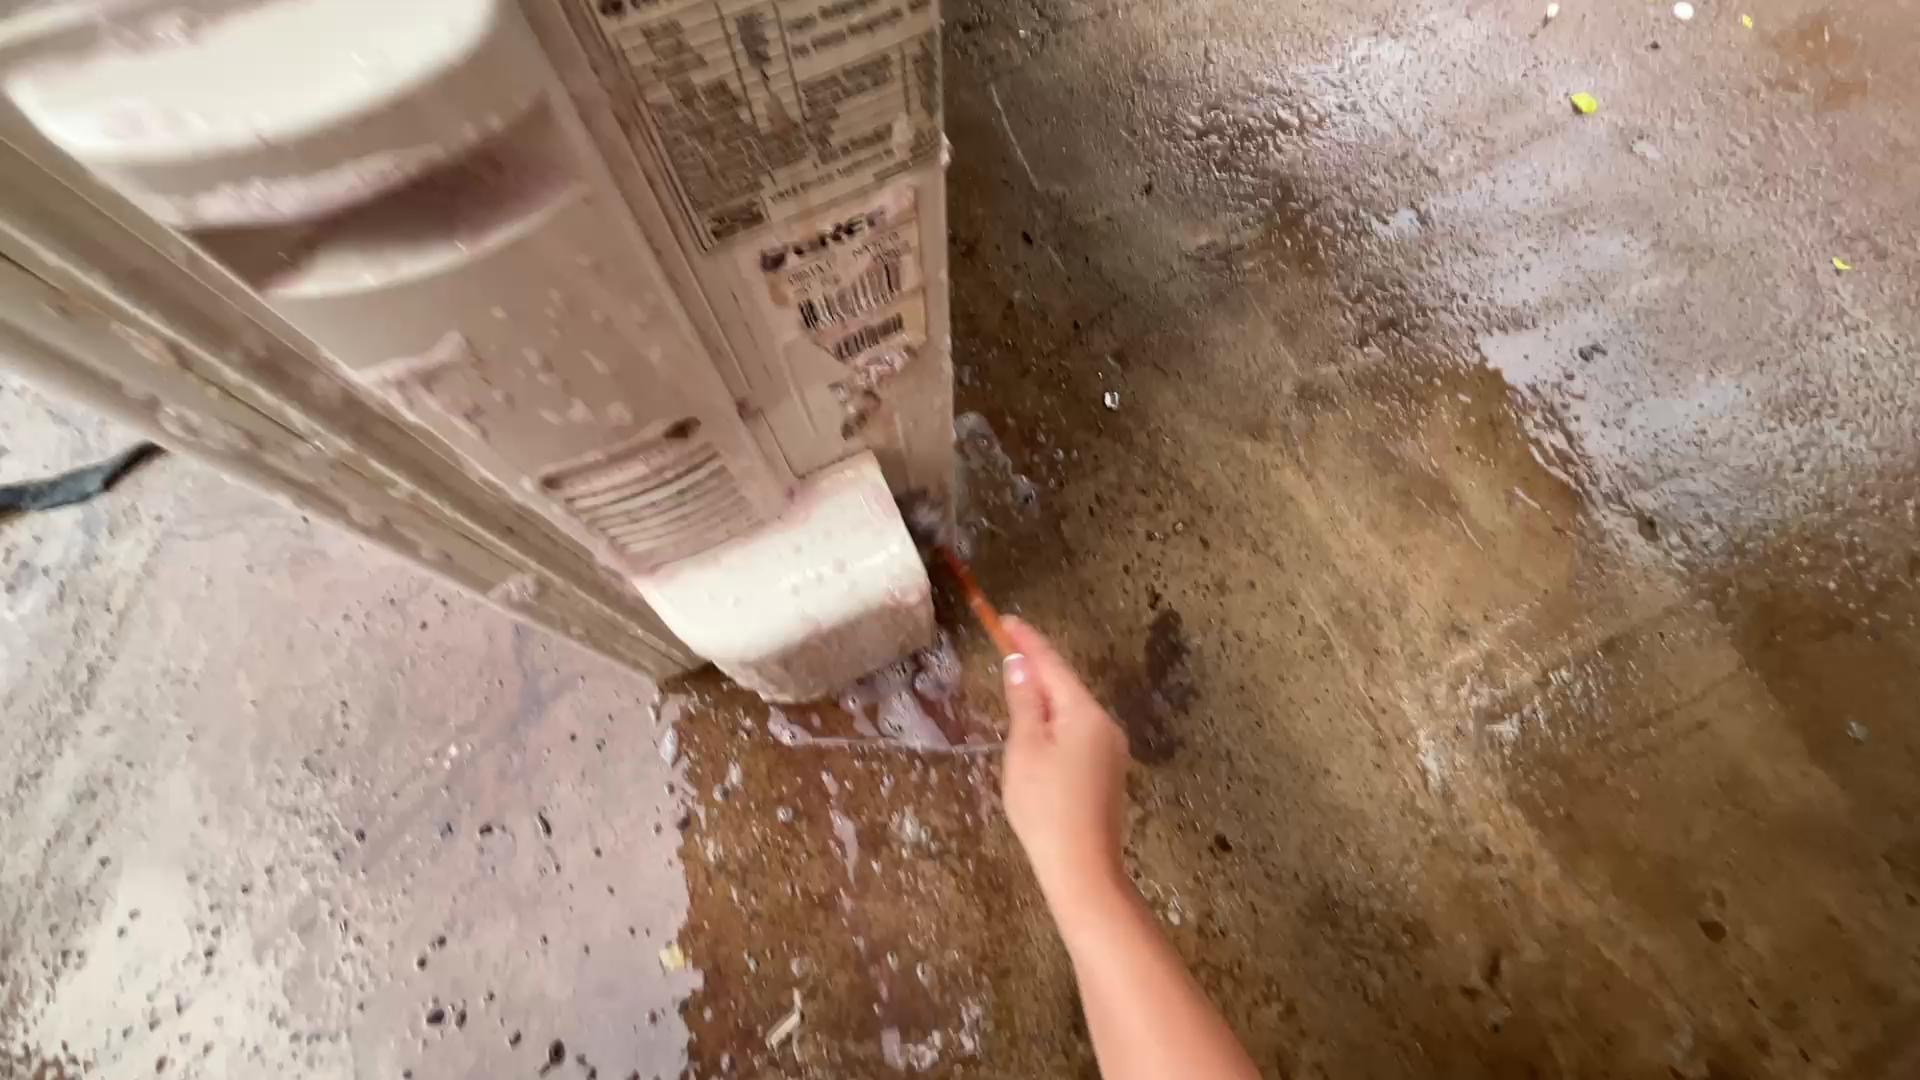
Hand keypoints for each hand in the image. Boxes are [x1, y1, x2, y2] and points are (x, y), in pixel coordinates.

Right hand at [1000, 616, 1132, 912]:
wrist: (1083, 869)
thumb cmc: (1045, 806)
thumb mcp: (1025, 749)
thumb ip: (1024, 702)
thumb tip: (1020, 664)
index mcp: (1085, 713)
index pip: (1053, 664)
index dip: (1028, 640)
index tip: (1005, 619)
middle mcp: (1105, 724)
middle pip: (1065, 684)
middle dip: (1036, 665)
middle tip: (1006, 644)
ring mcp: (1110, 749)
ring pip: (1072, 709)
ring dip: (1045, 694)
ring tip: (1016, 682)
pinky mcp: (1107, 771)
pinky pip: (1078, 730)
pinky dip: (1056, 719)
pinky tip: (1039, 727)